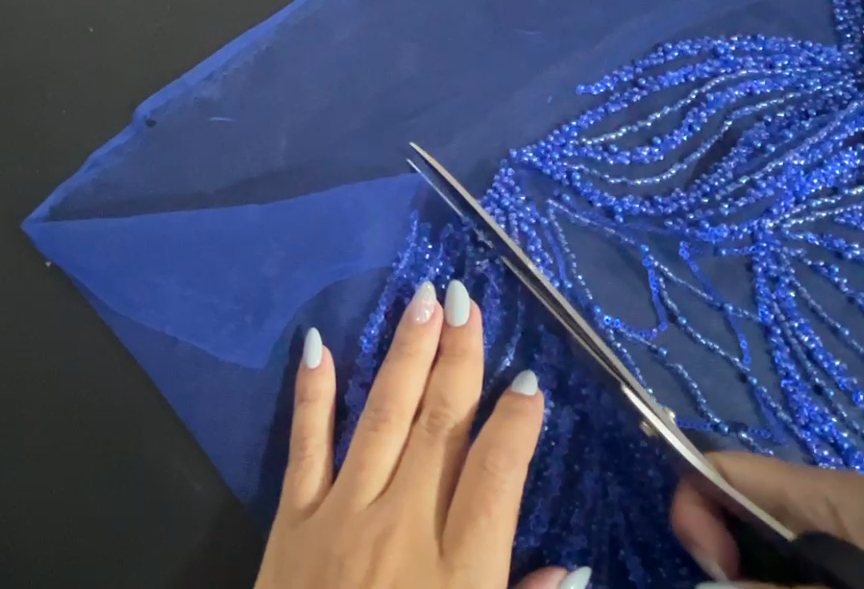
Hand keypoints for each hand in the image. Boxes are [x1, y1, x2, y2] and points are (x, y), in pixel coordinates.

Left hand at [255, 280, 591, 588]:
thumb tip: (572, 566)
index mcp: (457, 570)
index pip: (496, 475)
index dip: (517, 423)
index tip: (530, 378)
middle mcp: (401, 526)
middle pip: (440, 425)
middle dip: (458, 358)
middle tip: (467, 301)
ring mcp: (340, 513)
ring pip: (381, 416)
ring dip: (404, 355)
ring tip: (422, 302)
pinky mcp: (291, 517)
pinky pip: (303, 443)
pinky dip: (312, 391)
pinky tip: (318, 343)